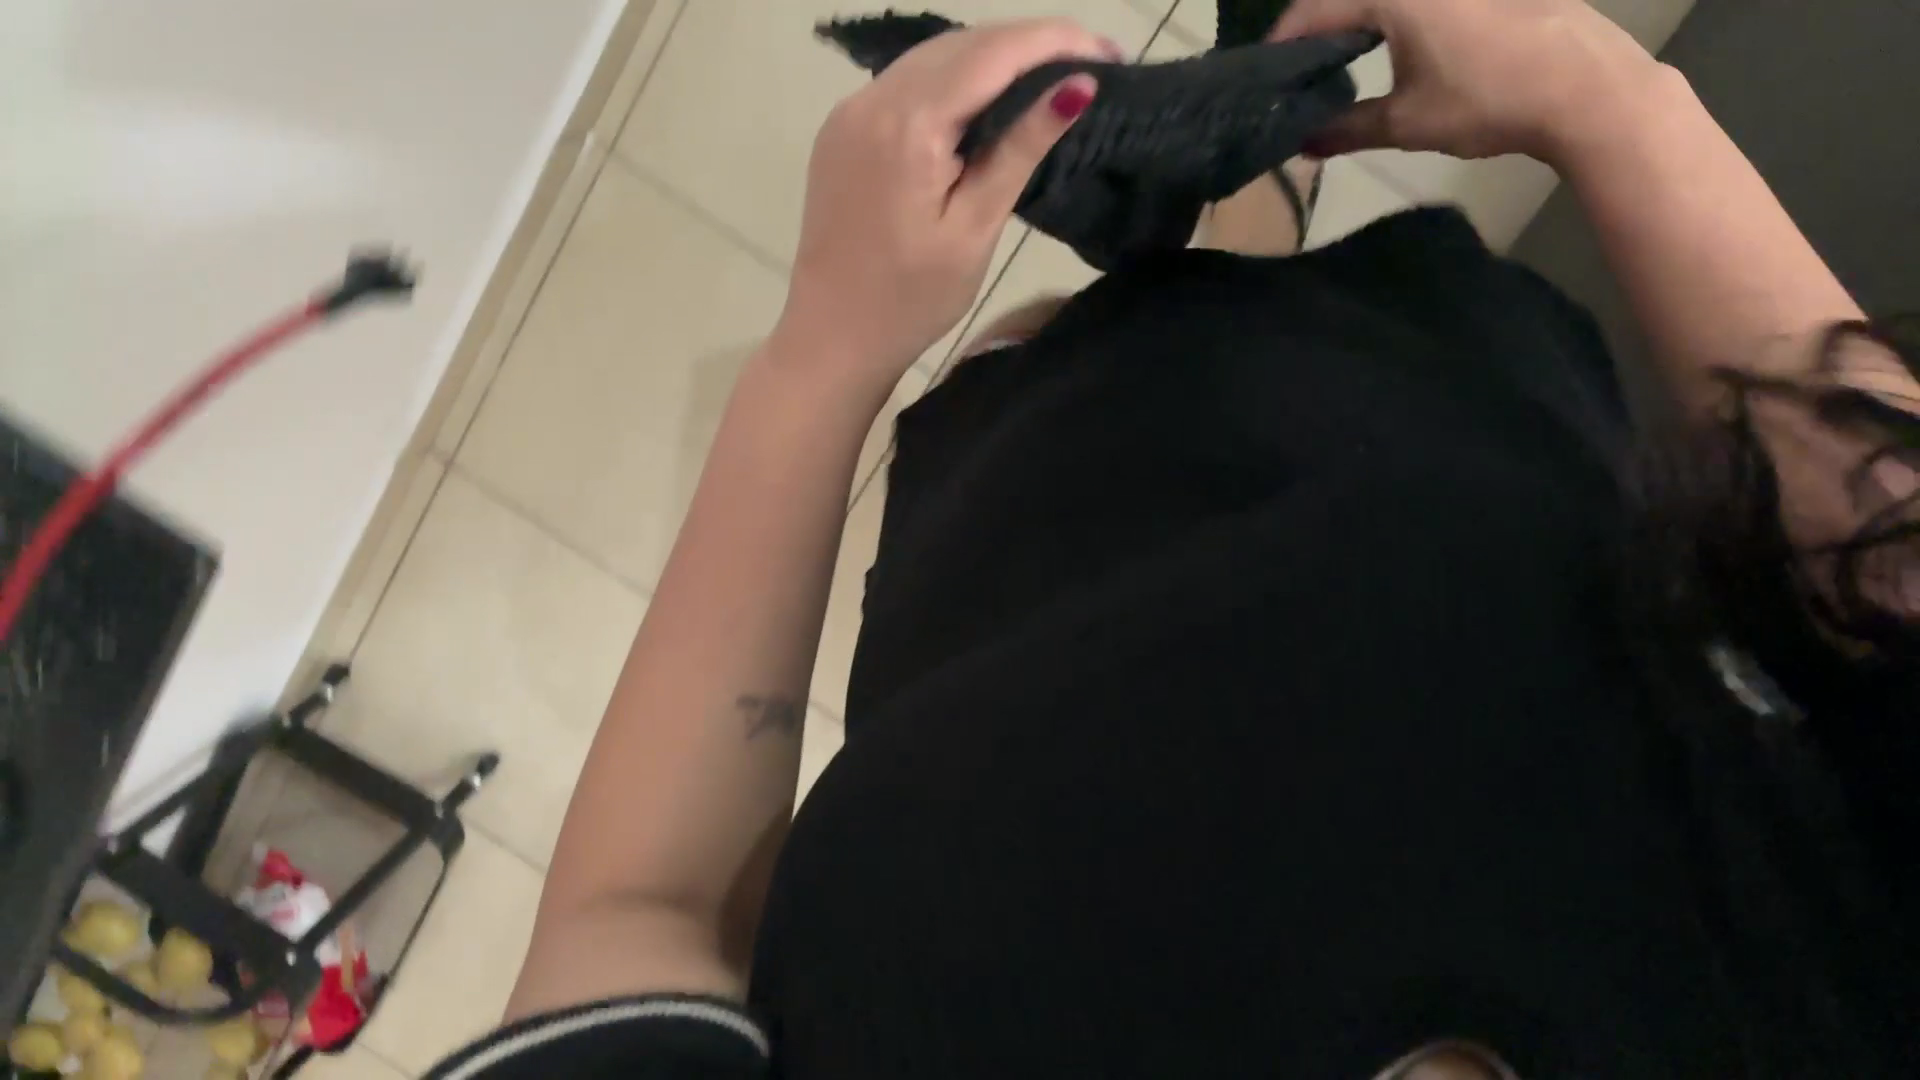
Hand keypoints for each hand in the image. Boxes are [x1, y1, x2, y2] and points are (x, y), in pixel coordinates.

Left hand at [776, 19, 1116, 386]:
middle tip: (1087, 65)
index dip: (1055, 42)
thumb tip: (1076, 86)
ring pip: (931, 59)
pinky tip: (983, 104)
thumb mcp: (973, 230)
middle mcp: (871, 101)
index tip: (1109, 52)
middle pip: (961, 45)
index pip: (992, 54)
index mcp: (907, 126)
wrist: (832, 335)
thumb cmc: (911, 301)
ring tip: (1045, 81)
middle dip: (1027, 46)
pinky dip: (951, 82)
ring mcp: (849, 113)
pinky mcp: (841, 131)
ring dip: (990, 60)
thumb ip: (1018, 151)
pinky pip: (905, 85)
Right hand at [1272, 0, 1664, 164]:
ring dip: (1353, 21)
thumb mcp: (1403, 123)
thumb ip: (1345, 130)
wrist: (1583, 87)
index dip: (1283, 42)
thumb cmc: (1485, 101)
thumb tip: (1301, 144)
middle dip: (1315, 27)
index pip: (1316, 10)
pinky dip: (1388, 18)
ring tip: (1335, 61)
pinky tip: (1386, 47)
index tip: (1261, 75)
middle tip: (1293, 71)